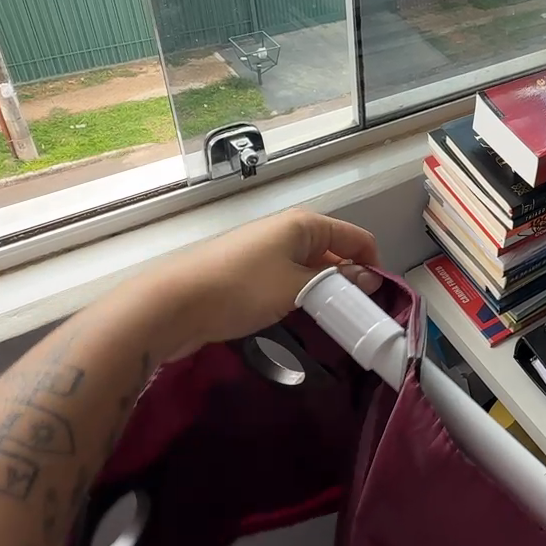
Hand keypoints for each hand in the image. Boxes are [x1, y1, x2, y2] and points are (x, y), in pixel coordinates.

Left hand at [126, 209, 382, 361]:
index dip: (372, 266)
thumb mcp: (298, 289)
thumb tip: (369, 278)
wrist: (168, 306)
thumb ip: (338, 284)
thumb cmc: (241, 290)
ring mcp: (264, 250)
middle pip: (333, 253)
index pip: (357, 239)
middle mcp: (286, 231)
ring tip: (327, 321)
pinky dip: (298, 297)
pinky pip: (287, 280)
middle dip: (347, 281)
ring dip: (321, 292)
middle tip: (354, 315)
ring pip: (309, 269)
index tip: (377, 300)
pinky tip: (296, 320)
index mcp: (304, 225)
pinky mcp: (246, 272)